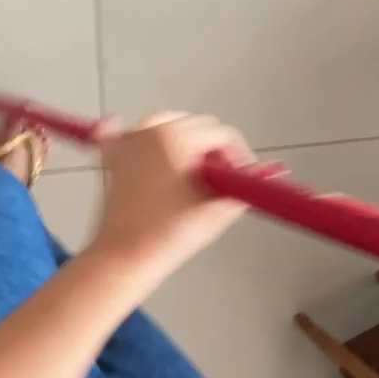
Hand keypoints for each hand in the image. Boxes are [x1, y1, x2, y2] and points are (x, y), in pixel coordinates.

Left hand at [87, 112, 251, 273]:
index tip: (242, 176)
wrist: (125, 254)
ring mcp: (128, 141)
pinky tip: (144, 140)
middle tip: (220, 177)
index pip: (221, 133)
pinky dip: (141, 135)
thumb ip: (245, 186)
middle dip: (211, 147)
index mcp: (177, 138)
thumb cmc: (170, 234)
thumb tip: (264, 172)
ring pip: (165, 123)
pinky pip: (130, 133)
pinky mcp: (113, 156)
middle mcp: (150, 131)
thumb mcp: (217, 211)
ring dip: (182, 138)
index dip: (237, 154)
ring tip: (193, 169)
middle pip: (194, 124)